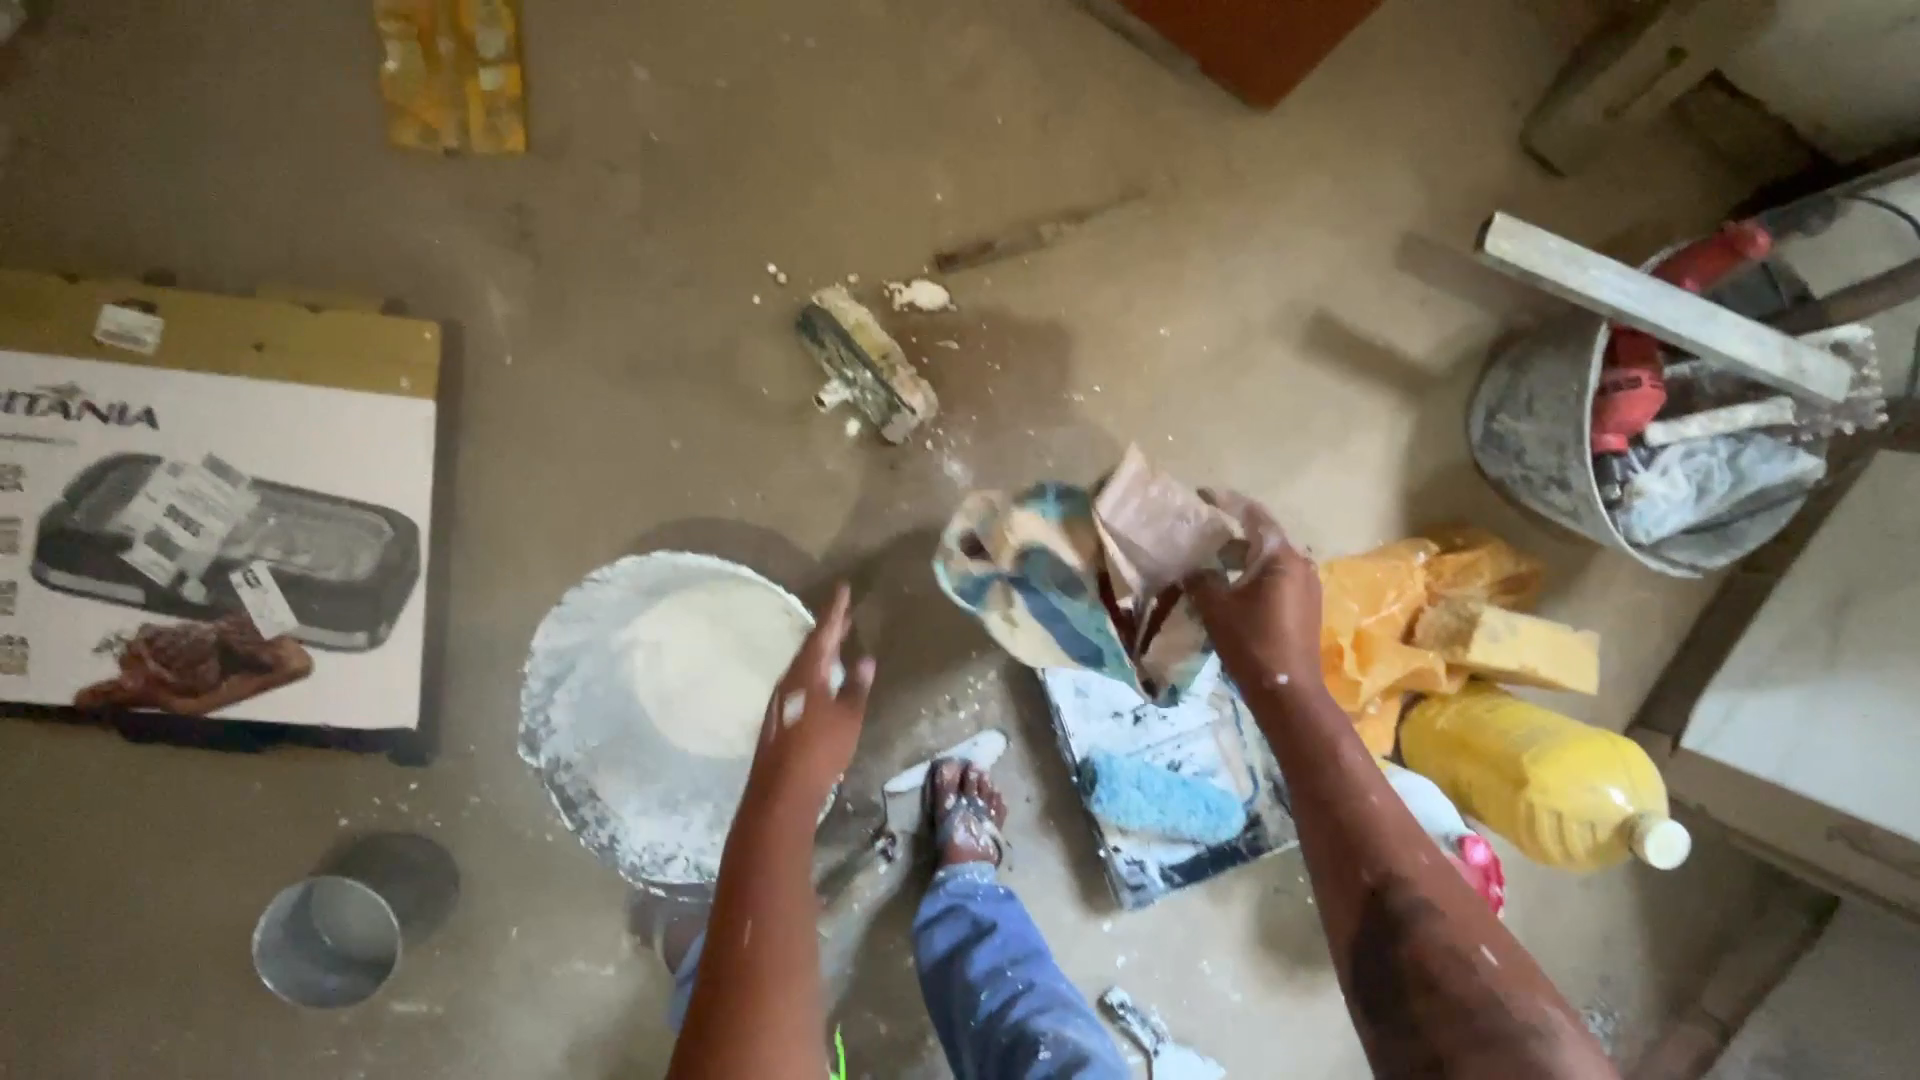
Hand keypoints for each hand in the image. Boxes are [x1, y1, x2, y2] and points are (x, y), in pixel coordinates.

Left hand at [742, 583, 875, 815]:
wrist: (782, 790)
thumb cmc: (820, 749)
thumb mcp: (848, 716)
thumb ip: (857, 686)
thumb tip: (865, 659)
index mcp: (807, 672)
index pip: (824, 632)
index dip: (836, 611)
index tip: (843, 588)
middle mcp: (790, 680)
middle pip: (812, 646)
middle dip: (829, 629)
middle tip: (845, 612)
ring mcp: (781, 699)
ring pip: (804, 664)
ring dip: (822, 650)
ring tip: (839, 640)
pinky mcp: (780, 716)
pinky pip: (800, 681)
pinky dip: (815, 670)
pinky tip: (824, 678)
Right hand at [1183, 490, 1324, 692]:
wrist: (1287, 691)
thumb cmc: (1251, 642)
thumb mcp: (1216, 607)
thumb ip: (1201, 579)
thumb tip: (1194, 570)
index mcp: (1281, 557)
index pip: (1254, 516)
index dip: (1227, 502)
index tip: (1203, 496)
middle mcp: (1301, 564)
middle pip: (1263, 537)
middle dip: (1232, 533)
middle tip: (1202, 534)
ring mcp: (1308, 586)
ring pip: (1270, 560)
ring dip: (1242, 557)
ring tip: (1212, 562)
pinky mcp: (1307, 606)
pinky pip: (1277, 578)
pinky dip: (1254, 575)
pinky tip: (1232, 588)